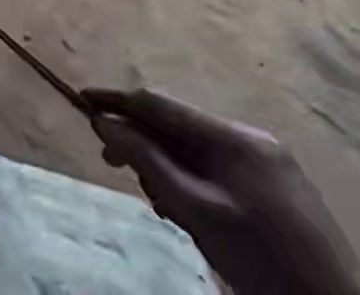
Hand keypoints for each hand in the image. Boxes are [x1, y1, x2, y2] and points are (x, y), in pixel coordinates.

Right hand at [85, 87, 359, 294]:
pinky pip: (218, 168)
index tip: (83, 101)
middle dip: (141, 140)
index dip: (118, 101)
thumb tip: (104, 121)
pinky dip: (192, 180)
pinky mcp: (276, 185)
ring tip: (159, 201)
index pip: (160, 104)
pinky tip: (187, 209)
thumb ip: (147, 160)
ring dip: (166, 165)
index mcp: (231, 137)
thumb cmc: (259, 258)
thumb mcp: (194, 210)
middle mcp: (249, 137)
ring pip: (196, 148)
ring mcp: (267, 160)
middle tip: (110, 161)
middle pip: (178, 125)